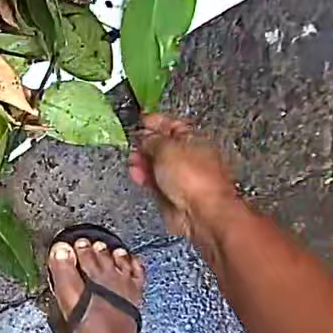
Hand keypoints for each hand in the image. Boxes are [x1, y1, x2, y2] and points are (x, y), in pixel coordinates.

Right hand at [130, 113, 241, 241]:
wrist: (200, 212)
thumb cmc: (196, 178)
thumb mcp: (166, 148)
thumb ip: (151, 139)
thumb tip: (143, 137)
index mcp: (194, 139)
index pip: (171, 125)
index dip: (154, 121)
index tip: (139, 120)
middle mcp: (189, 157)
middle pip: (162, 146)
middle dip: (145, 143)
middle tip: (132, 142)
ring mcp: (181, 178)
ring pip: (156, 165)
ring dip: (142, 161)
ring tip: (131, 159)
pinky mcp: (171, 195)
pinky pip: (154, 182)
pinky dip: (144, 177)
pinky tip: (136, 174)